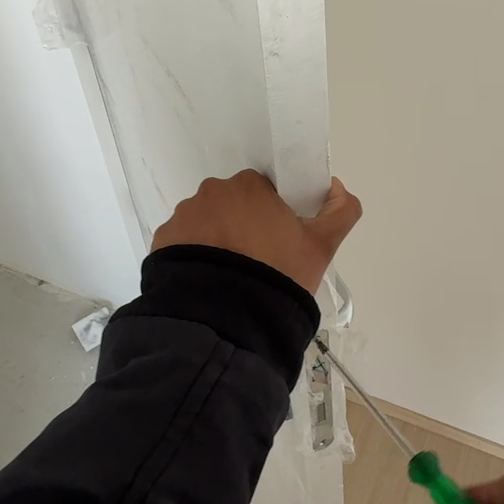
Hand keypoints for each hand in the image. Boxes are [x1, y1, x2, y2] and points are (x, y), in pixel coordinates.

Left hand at [150, 170, 361, 292]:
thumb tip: (337, 188)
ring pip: (206, 222)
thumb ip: (340, 212)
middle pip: (232, 204)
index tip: (278, 240)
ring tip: (229, 277)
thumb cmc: (277, 274)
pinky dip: (194, 257)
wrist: (224, 318)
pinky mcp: (163, 241)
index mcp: (250, 185)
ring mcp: (184, 216)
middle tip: (256, 262)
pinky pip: (183, 243)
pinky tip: (206, 282)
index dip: (272, 213)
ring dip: (216, 240)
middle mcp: (212, 192)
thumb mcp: (322, 246)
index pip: (263, 190)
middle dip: (242, 225)